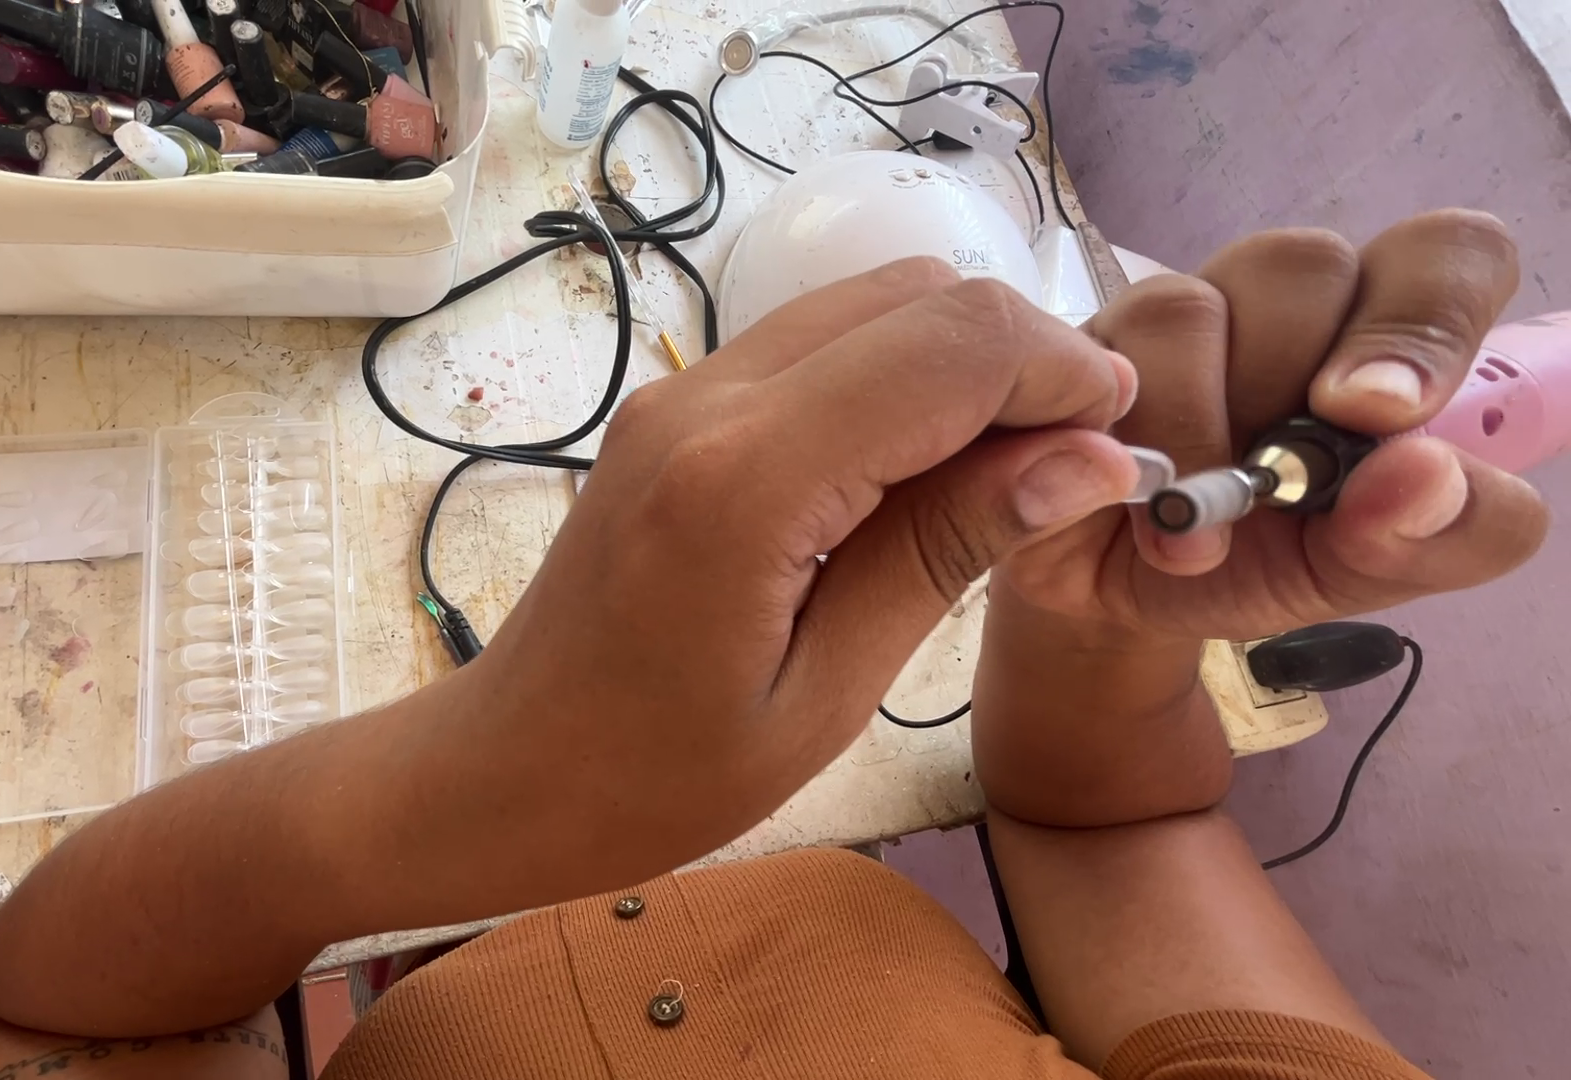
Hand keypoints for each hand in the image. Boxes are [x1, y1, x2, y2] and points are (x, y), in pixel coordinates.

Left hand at [455, 258, 1138, 887]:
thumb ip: (944, 550)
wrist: (512, 763)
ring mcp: (674, 398)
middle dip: (1015, 360)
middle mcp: (703, 402)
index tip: (1119, 449)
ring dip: (949, 368)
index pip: (951, 346)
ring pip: (859, 312)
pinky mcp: (667, 417)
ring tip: (989, 480)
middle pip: (911, 299)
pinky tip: (900, 473)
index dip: (1062, 376)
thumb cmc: (658, 773)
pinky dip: (881, 385)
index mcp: (744, 477)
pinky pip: (804, 356)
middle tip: (1061, 471)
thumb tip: (1086, 459)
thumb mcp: (826, 689)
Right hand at [997, 210, 1549, 642]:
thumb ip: (1444, 536)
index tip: (1370, 414)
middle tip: (1259, 481)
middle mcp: (1260, 314)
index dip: (1416, 314)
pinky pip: (1080, 361)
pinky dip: (1099, 434)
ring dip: (1181, 422)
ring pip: (1176, 308)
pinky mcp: (1067, 359)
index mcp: (1363, 344)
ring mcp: (1151, 328)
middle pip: (1293, 264)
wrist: (1104, 602)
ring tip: (1172, 516)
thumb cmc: (1238, 572)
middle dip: (1277, 376)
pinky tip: (1100, 489)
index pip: (1437, 252)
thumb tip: (1424, 469)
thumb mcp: (1359, 575)